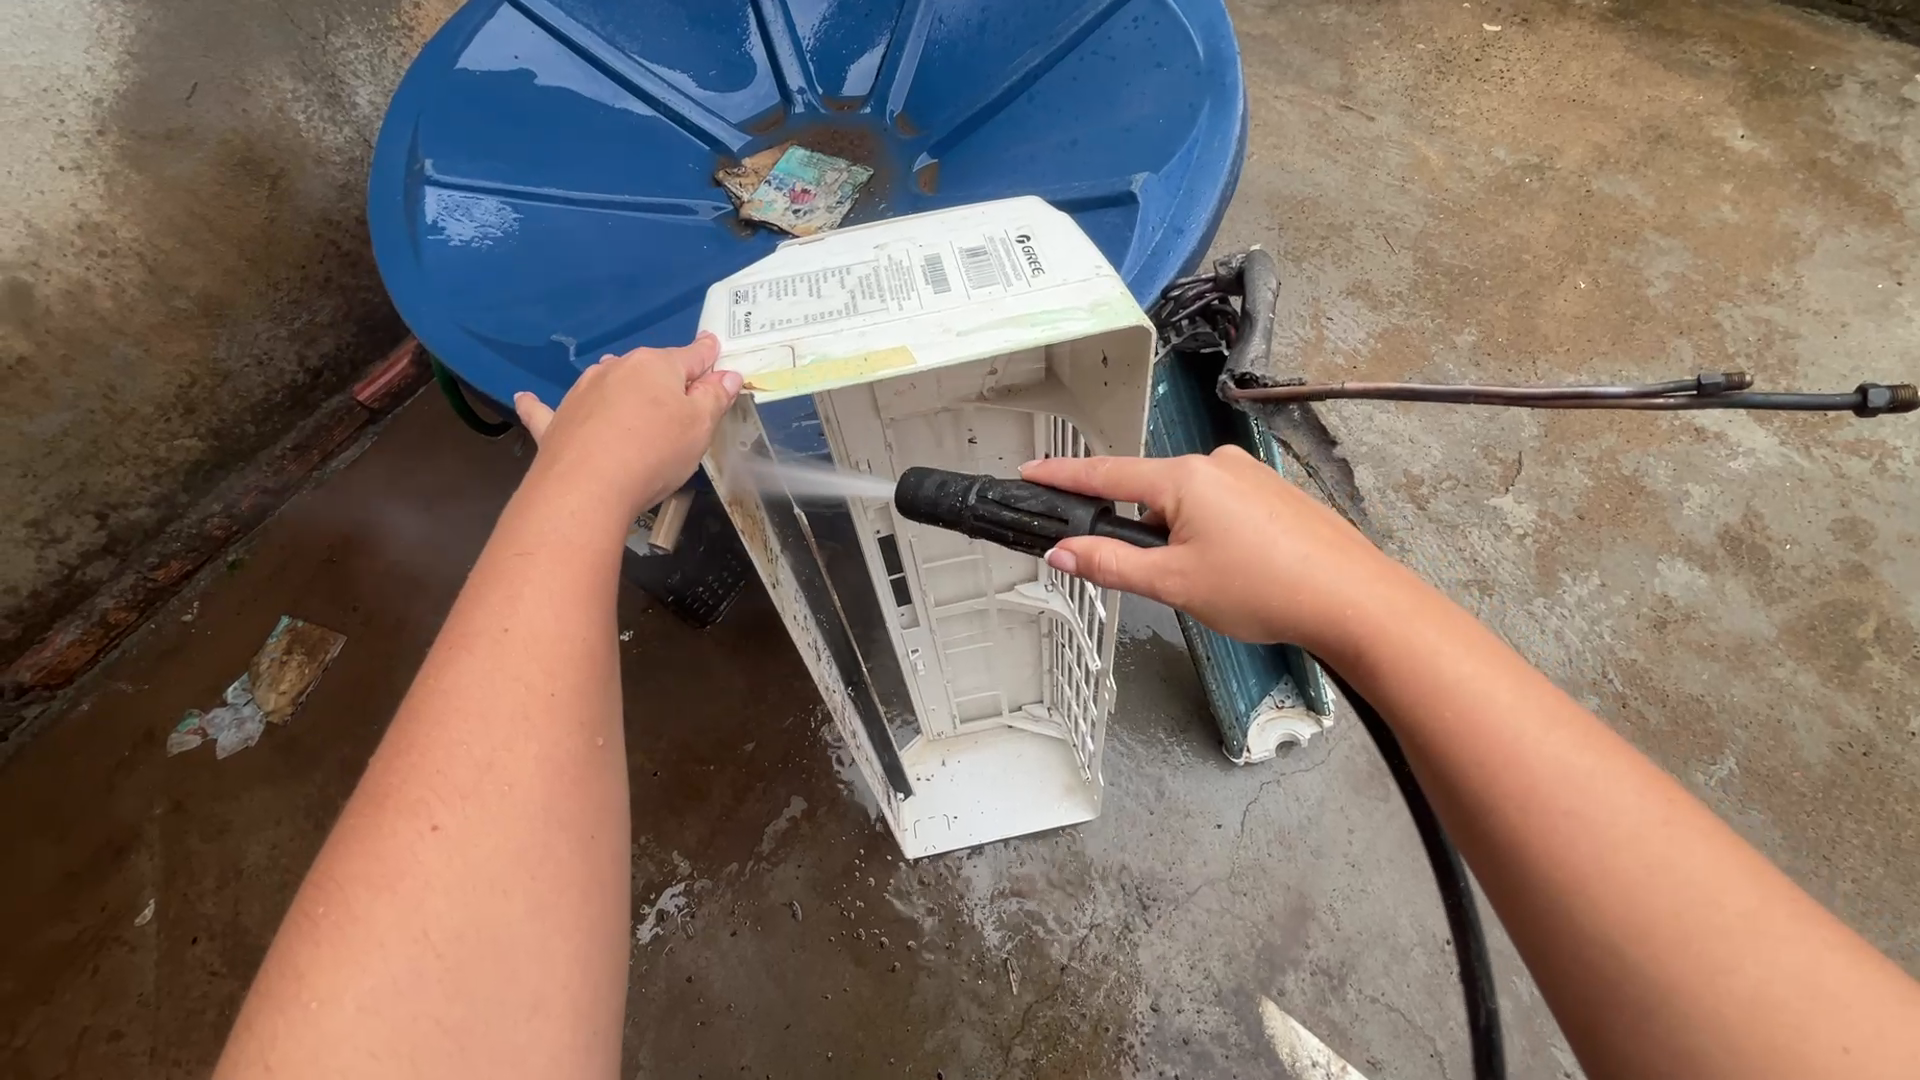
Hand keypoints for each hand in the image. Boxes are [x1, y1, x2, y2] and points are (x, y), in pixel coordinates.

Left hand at [512, 334, 741, 522]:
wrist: (587, 488)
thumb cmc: (655, 452)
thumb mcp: (700, 427)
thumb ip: (714, 398)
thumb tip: (726, 373)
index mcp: (657, 366)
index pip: (692, 356)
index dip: (708, 355)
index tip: (715, 347)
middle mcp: (616, 368)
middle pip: (650, 370)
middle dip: (666, 381)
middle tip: (682, 406)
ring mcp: (581, 392)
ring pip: (609, 383)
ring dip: (622, 390)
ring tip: (631, 407)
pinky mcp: (556, 421)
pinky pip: (548, 408)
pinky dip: (540, 405)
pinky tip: (526, 399)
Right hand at [1020, 447, 1410, 653]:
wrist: (1354, 600)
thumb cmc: (1263, 588)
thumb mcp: (1173, 582)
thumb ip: (1110, 563)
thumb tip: (1063, 552)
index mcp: (1184, 478)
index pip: (1106, 474)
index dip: (1063, 475)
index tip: (1032, 470)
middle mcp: (1216, 464)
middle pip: (1148, 491)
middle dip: (1137, 530)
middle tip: (1151, 574)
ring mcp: (1248, 475)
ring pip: (1185, 503)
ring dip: (1174, 536)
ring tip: (1206, 581)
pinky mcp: (1272, 492)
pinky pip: (1218, 505)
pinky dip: (1206, 533)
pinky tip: (1230, 568)